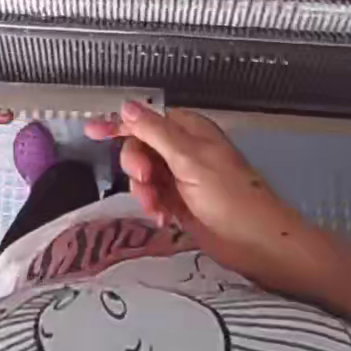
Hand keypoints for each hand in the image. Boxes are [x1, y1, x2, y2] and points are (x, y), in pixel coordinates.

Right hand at [85, 101, 339, 295]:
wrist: (257, 244)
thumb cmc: (231, 198)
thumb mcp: (188, 160)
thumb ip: (155, 132)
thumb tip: (127, 107)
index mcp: (189, 130)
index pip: (146, 120)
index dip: (119, 124)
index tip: (92, 130)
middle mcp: (184, 149)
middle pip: (140, 147)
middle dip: (136, 165)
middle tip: (145, 179)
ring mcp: (182, 176)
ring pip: (144, 174)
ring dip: (143, 189)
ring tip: (157, 206)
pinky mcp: (181, 201)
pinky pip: (152, 195)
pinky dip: (151, 204)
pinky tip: (162, 216)